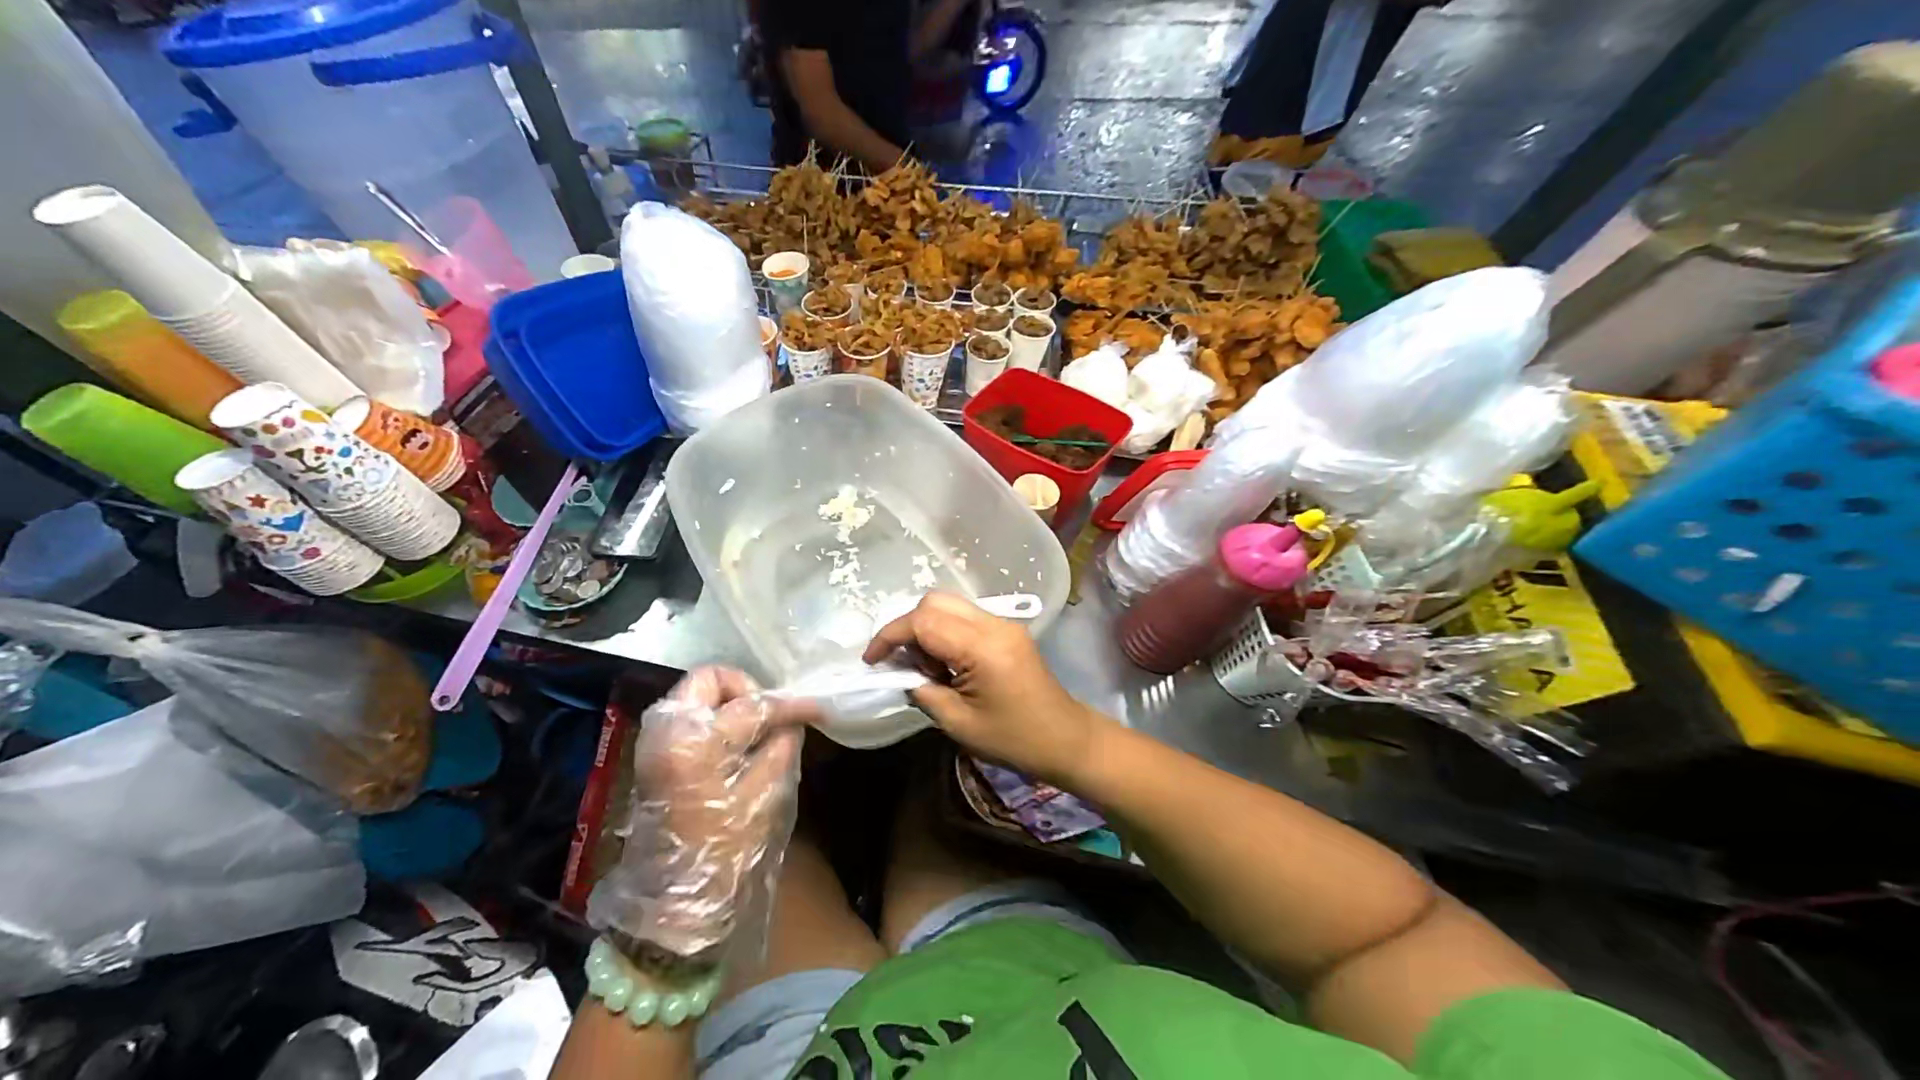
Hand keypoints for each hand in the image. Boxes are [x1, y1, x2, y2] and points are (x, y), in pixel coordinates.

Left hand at [586, 667, 809, 959]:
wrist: (668, 908)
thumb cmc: (720, 854)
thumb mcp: (762, 799)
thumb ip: (779, 749)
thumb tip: (791, 722)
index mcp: (694, 743)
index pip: (752, 705)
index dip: (789, 705)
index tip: (816, 708)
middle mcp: (666, 732)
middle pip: (708, 679)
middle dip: (745, 687)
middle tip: (771, 713)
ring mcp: (653, 743)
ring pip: (695, 695)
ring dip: (729, 702)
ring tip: (758, 730)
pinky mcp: (652, 758)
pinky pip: (687, 717)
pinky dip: (714, 719)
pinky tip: (738, 744)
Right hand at [864, 592, 1106, 782]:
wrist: (1066, 740)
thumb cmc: (1013, 739)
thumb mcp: (958, 723)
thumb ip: (923, 691)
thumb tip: (901, 674)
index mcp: (982, 647)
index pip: (923, 621)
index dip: (890, 636)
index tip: (872, 661)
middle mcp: (994, 624)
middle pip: (935, 602)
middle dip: (907, 626)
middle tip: (899, 663)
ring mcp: (1004, 624)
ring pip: (950, 606)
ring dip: (926, 628)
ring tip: (924, 667)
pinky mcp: (1008, 631)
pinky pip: (966, 617)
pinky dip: (945, 632)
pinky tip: (944, 663)